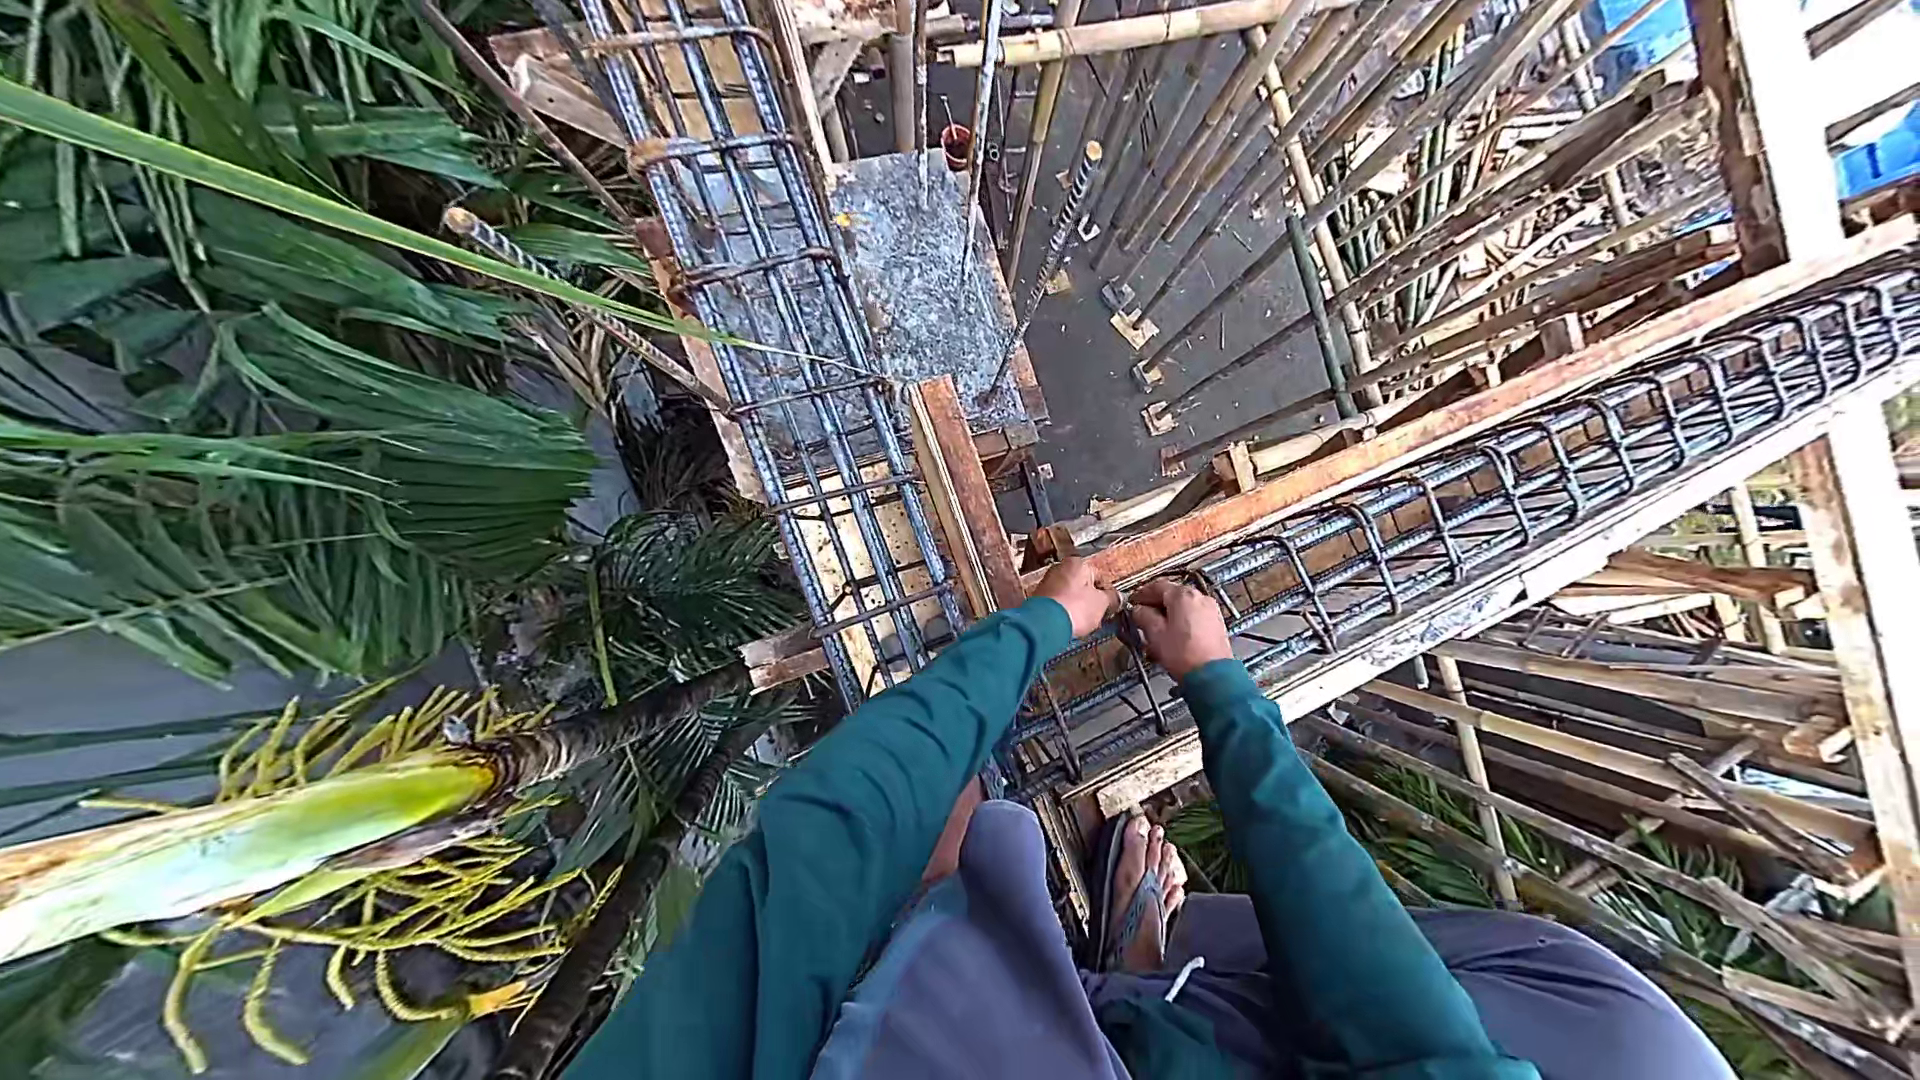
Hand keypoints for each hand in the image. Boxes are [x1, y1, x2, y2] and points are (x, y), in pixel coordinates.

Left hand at [1033, 556, 1117, 637]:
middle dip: (1090, 601)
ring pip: (1069, 596)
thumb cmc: (1074, 608)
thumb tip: (1117, 597)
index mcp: (1077, 563)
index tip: (1109, 604)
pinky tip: (1068, 623)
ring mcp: (1047, 584)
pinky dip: (1064, 614)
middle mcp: (1059, 568)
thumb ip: (1112, 598)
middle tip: (1096, 615)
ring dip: (1076, 609)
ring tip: (1081, 622)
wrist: (1046, 625)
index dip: (1106, 592)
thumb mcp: (1102, 603)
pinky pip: (1057, 606)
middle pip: (1082, 585)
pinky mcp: (1039, 599)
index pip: (1099, 575)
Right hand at [1127, 579, 1231, 679]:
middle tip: (1141, 615)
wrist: (1212, 676)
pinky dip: (1181, 622)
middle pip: (1172, 595)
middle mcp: (1200, 599)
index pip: (1157, 586)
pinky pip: (1193, 617)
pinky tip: (1172, 637)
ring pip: (1183, 607)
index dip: (1142, 594)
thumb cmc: (1185, 655)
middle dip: (1155, 605)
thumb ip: (1143, 616)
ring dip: (1168, 615)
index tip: (1134, 602)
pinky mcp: (1216, 625)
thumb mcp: (1154, 633)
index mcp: (1183, 595)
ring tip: (1155, 630)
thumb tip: (1139, 610)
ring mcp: (1210, 611)